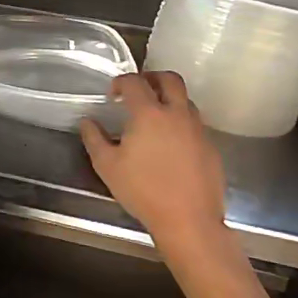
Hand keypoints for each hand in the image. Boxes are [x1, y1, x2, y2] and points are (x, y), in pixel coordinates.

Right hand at [81, 72, 227, 245]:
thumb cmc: (143, 191)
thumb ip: (94, 139)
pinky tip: (169, 142)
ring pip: (185, 100)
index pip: (135, 82)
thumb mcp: (107, 166)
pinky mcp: (210, 145)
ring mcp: (198, 129)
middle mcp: (177, 114)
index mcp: (149, 114)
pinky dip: (179, 121)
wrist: (188, 219)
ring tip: (153, 116)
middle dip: (151, 77)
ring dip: (168, 99)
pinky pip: (194, 123)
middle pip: (169, 79)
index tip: (113, 93)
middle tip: (137, 90)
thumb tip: (87, 122)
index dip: (121, 82)